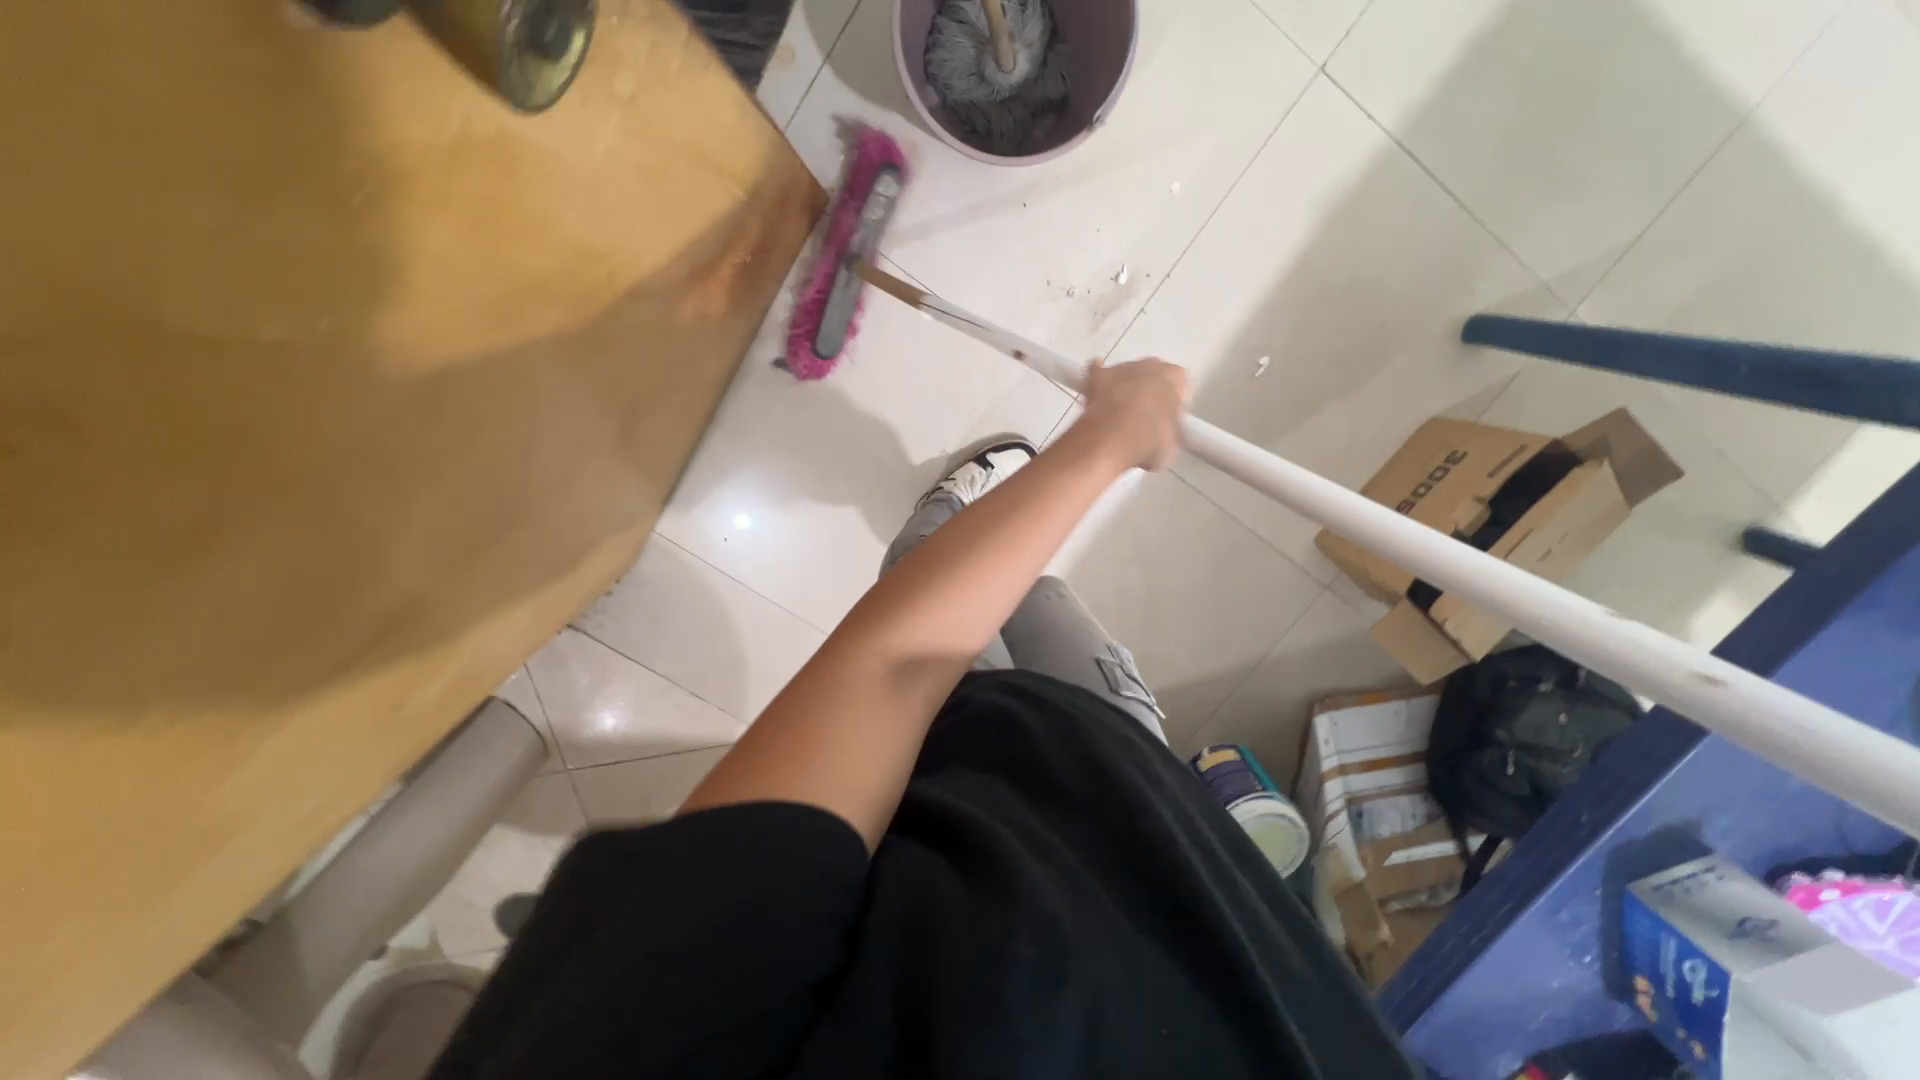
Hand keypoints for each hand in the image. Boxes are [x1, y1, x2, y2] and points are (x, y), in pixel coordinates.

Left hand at [1072, 357, 1189, 471]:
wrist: (1108, 440)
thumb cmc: (1148, 442)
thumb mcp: (1171, 443)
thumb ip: (1170, 429)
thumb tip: (1162, 434)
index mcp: (1175, 378)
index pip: (1180, 385)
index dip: (1173, 402)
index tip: (1167, 419)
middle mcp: (1150, 365)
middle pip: (1153, 375)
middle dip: (1149, 391)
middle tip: (1143, 417)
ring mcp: (1121, 367)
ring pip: (1126, 374)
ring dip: (1124, 388)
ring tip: (1118, 414)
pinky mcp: (1096, 375)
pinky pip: (1098, 372)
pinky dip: (1098, 383)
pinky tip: (1095, 395)